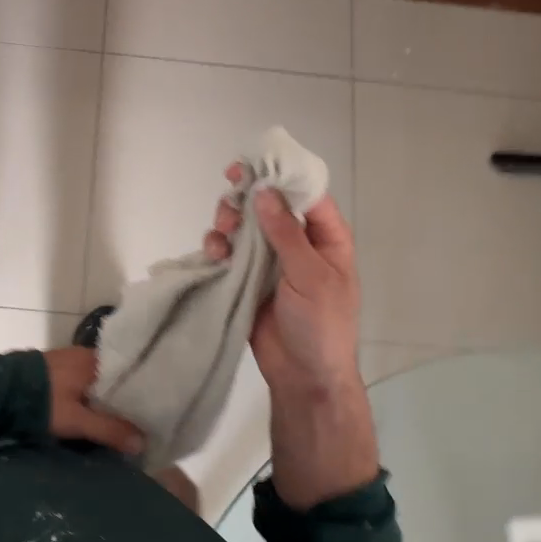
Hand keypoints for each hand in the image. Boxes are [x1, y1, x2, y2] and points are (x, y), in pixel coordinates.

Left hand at [42, 347, 145, 455]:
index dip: (142, 390)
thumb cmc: (42, 401)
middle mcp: (86, 355)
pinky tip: (95, 412)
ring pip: (98, 381)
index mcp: (95, 360)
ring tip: (122, 419)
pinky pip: (84, 384)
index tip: (155, 408)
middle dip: (125, 398)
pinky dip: (92, 397)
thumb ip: (109, 429)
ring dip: (107, 398)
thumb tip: (142, 442)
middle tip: (142, 420)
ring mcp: (69, 361)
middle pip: (114, 378)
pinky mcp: (56, 370)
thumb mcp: (76, 419)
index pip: (129, 372)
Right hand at [204, 164, 362, 399]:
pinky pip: (228, 250)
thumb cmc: (322, 325)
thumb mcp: (311, 277)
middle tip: (229, 204)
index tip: (250, 165)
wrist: (303, 377)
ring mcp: (270, 259)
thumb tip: (264, 191)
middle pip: (267, 202)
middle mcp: (296, 241)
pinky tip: (215, 255)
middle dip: (245, 199)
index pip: (305, 192)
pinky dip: (218, 246)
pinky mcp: (246, 276)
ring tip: (221, 237)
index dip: (280, 174)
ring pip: (243, 223)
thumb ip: (286, 233)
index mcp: (325, 237)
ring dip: (228, 222)